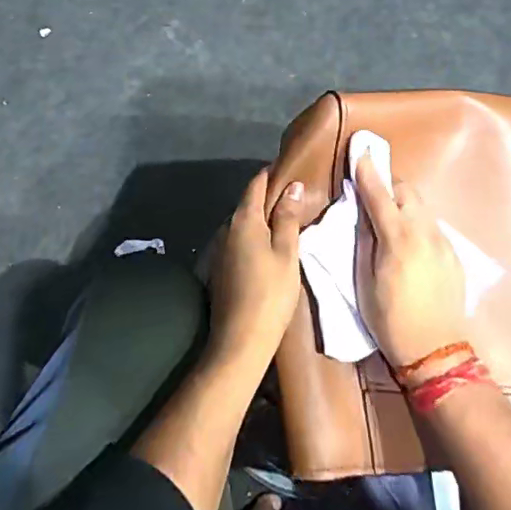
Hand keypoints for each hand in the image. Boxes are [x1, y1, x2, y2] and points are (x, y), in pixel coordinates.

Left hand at [207, 171, 314, 368]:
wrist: (239, 340)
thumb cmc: (270, 293)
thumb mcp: (287, 253)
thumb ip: (288, 218)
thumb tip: (292, 186)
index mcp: (243, 220)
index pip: (255, 185)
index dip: (269, 175)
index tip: (285, 169)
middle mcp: (225, 228)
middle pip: (246, 203)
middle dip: (266, 196)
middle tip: (290, 195)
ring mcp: (219, 248)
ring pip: (241, 223)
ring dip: (259, 218)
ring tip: (282, 220)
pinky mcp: (218, 267)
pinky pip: (237, 241)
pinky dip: (252, 236)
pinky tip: (266, 247)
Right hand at [354, 155, 468, 367]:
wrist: (436, 352)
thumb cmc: (390, 319)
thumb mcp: (364, 279)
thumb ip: (363, 239)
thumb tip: (360, 211)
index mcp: (397, 238)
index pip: (378, 194)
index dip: (367, 170)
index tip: (360, 149)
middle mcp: (424, 233)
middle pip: (407, 191)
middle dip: (389, 184)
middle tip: (372, 190)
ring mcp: (443, 243)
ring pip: (422, 207)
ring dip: (403, 202)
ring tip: (389, 216)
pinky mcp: (454, 255)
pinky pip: (432, 226)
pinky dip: (416, 222)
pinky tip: (408, 241)